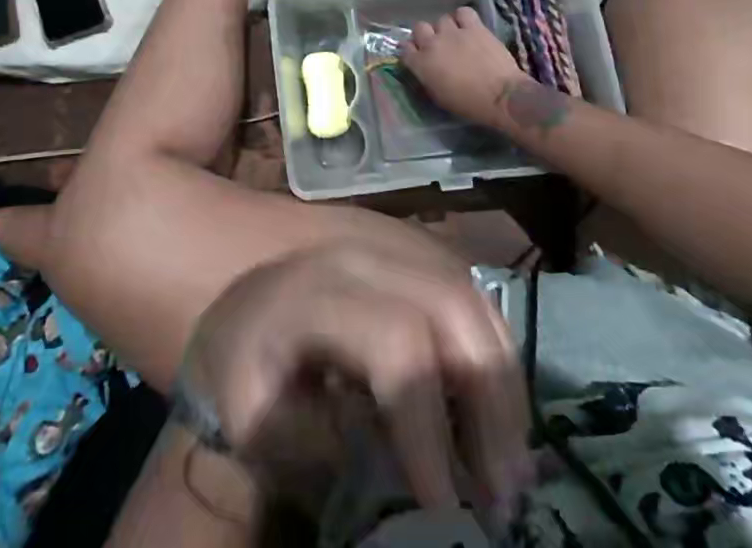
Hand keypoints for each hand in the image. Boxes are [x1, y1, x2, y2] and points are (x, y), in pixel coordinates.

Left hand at [179, 244, 531, 520]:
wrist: (238, 294)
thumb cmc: (240, 360)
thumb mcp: (252, 414)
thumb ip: (316, 442)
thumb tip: (393, 462)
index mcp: (316, 291)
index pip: (394, 341)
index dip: (425, 421)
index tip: (444, 502)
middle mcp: (365, 257)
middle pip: (451, 310)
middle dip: (487, 403)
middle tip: (505, 490)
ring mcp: (395, 249)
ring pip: (474, 300)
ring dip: (505, 384)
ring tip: (513, 464)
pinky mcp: (416, 257)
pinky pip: (474, 298)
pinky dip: (498, 356)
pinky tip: (502, 414)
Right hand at [400, 8, 529, 128]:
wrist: (500, 96)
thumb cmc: (467, 104)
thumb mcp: (438, 96)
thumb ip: (427, 77)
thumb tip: (426, 68)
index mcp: (420, 64)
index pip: (405, 48)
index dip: (412, 50)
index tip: (418, 55)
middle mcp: (432, 44)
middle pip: (419, 28)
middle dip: (426, 35)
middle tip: (438, 45)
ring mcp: (453, 32)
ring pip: (441, 19)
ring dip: (446, 28)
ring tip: (456, 37)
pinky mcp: (474, 27)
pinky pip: (463, 12)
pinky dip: (463, 18)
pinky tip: (468, 26)